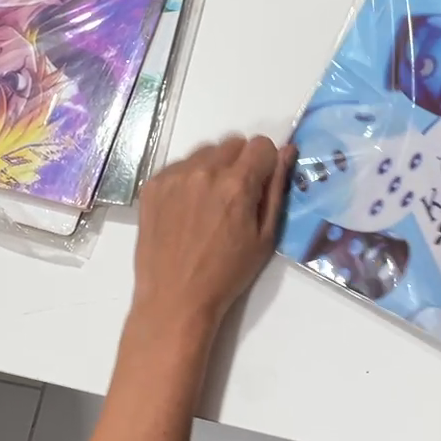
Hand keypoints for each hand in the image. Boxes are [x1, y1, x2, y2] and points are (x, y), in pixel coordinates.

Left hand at [133, 135, 295, 333]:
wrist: (175, 297)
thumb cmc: (227, 273)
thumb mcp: (265, 236)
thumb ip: (277, 189)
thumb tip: (288, 151)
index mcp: (237, 184)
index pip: (261, 144)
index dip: (265, 163)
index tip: (260, 185)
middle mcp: (204, 171)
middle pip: (233, 143)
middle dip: (240, 164)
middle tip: (235, 198)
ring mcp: (174, 176)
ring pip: (204, 152)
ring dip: (213, 168)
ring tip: (208, 204)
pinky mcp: (152, 185)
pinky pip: (179, 166)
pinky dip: (188, 179)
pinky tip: (187, 210)